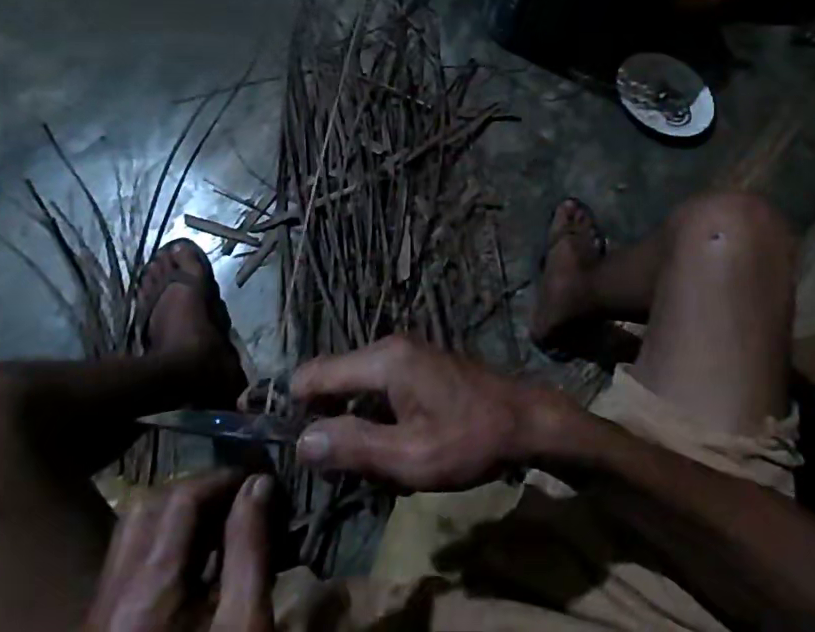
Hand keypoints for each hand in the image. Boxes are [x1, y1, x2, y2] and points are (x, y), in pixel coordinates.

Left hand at [82, 470, 274, 631]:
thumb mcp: (245, 628)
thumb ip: (250, 550)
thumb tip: (258, 486)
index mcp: (150, 590)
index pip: (183, 499)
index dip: (223, 479)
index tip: (259, 478)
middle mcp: (113, 591)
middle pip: (149, 505)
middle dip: (197, 491)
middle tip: (238, 497)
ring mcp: (100, 611)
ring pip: (131, 531)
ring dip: (175, 513)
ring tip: (218, 524)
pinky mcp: (100, 629)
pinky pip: (126, 561)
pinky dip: (160, 542)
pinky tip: (193, 561)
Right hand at [289, 336, 563, 490]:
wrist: (526, 421)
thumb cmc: (470, 440)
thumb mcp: (411, 456)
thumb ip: (354, 446)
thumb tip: (300, 441)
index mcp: (382, 360)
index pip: (313, 374)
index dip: (293, 407)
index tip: (287, 444)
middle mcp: (388, 346)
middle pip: (332, 379)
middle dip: (327, 421)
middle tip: (336, 467)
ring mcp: (405, 353)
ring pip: (354, 386)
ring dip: (353, 423)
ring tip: (370, 462)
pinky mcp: (417, 365)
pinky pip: (377, 387)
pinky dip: (373, 416)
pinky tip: (392, 446)